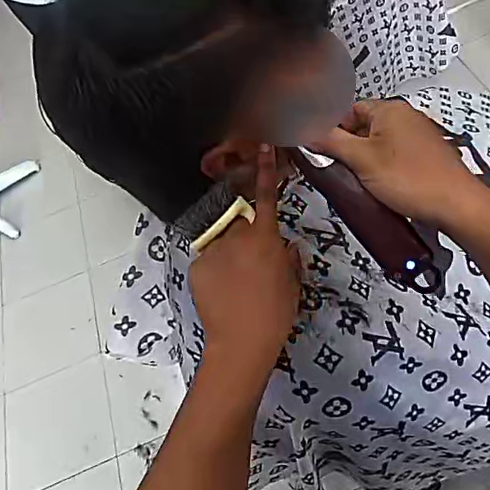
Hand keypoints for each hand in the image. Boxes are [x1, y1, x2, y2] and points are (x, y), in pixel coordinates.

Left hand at [189, 146, 299, 373]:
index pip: (267, 196)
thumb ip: (288, 258)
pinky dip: (216, 270)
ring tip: (238, 285)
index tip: (263, 147)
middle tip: (254, 263)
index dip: (266, 169)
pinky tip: (224, 292)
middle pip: (241, 221)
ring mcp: (213, 251)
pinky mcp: (197, 267)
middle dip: (247, 233)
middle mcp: (237, 238)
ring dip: (231, 254)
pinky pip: (209, 260)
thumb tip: (284, 246)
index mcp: (266, 239)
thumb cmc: (276, 313)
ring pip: (224, 242)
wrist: (242, 342)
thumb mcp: (293, 283)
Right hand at [309, 100, 489, 230]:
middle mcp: (406, 118)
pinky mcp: (425, 158)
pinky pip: (394, 158)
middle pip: (362, 127)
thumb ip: (331, 142)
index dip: (329, 128)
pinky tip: (380, 188)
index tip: (318, 147)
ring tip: (359, 181)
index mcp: (390, 110)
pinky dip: (383, 170)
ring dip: (364, 162)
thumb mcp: (362, 160)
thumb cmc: (416, 180)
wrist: (456, 205)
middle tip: (337, 169)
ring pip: (378, 145)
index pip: (347, 109)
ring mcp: (418, 138)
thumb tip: (307, 131)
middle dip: (346, 148)